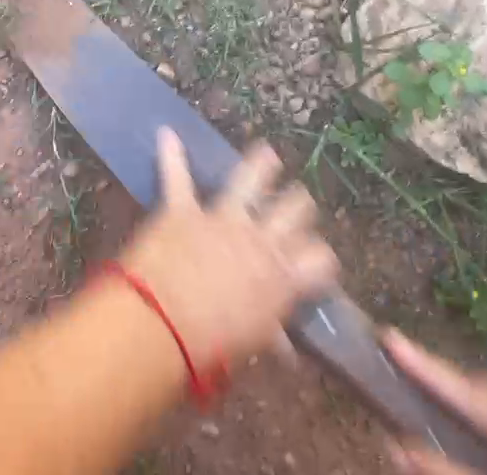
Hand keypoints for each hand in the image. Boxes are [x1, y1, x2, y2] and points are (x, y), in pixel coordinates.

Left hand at [117, 131, 338, 367]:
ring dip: (259, 165)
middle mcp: (260, 241)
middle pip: (294, 211)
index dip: (319, 256)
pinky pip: (177, 176)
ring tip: (266, 153)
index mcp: (283, 278)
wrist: (165, 324)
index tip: (315, 257)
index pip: (321, 259)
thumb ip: (270, 336)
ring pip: (249, 180)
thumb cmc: (213, 347)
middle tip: (295, 203)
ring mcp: (220, 220)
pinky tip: (166, 134)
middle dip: (297, 205)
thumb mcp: (251, 345)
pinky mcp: (181, 210)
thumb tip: (286, 351)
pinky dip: (170, 154)